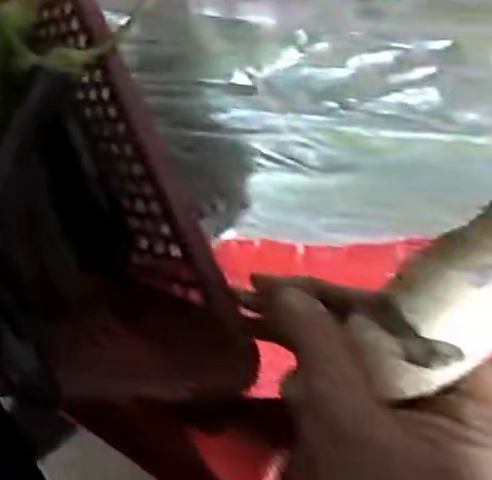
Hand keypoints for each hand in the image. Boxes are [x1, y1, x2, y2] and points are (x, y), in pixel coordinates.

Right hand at [248, 277, 491, 479]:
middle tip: (252, 290)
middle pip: (390, 333)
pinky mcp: (398, 429)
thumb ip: (318, 344)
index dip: (357, 295)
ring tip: (244, 311)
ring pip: (366, 352)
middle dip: (316, 309)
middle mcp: (462, 404)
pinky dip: (309, 358)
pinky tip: (265, 343)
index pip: (426, 322)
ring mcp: (432, 419)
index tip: (287, 283)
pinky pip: (356, 378)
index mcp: (478, 400)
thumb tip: (286, 290)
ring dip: (303, 328)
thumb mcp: (344, 416)